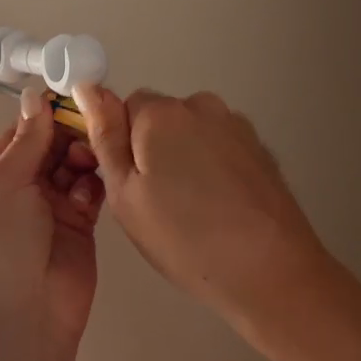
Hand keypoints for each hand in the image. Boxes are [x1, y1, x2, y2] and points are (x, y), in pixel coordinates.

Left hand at [0, 87, 104, 360]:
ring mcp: (51, 206)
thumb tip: (34, 97)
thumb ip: (26, 139)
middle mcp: (21, 187)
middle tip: (91, 125)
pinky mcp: (80, 224)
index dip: (47, 113)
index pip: (23, 130)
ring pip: (74, 164)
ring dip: (83, 156)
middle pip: (51, 144)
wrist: (27, 312)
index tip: (75, 95)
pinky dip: (94, 183)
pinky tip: (93, 186)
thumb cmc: (2, 242)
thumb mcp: (5, 182)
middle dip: (70, 133)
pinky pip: (91, 190)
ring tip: (89, 159)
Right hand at [74, 87, 327, 330]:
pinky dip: (215, 170)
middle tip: (158, 204)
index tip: (132, 185)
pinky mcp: (262, 149)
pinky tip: (222, 210)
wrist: (273, 274)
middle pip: (160, 117)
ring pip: (192, 134)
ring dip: (186, 159)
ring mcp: (237, 126)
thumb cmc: (185, 239)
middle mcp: (201, 106)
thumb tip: (87, 87)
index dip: (121, 145)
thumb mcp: (126, 195)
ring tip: (195, 211)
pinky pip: (221, 149)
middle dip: (154, 149)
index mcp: (161, 113)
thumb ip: (105, 136)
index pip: (123, 107)